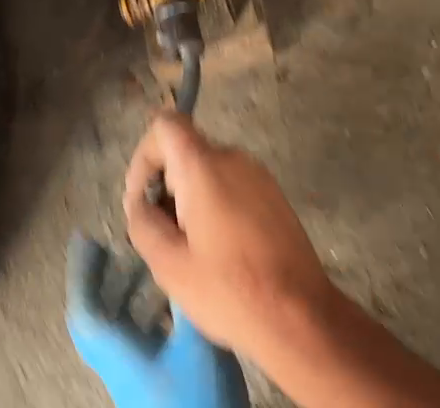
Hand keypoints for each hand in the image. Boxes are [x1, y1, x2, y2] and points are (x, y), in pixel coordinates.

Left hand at [64, 234, 249, 407]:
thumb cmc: (196, 396)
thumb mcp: (196, 339)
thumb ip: (186, 298)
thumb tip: (180, 255)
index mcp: (117, 352)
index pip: (84, 309)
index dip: (81, 270)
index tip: (83, 238)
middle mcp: (118, 364)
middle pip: (96, 318)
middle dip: (101, 278)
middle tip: (110, 247)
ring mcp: (133, 377)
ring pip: (118, 329)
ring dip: (126, 294)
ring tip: (146, 266)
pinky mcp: (150, 385)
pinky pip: (137, 340)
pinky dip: (146, 313)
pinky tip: (171, 302)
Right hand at [123, 113, 335, 358]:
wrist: (300, 315)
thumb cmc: (229, 290)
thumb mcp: (169, 265)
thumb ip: (143, 223)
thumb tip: (140, 203)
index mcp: (204, 167)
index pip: (166, 124)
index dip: (144, 156)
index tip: (142, 200)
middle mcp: (234, 158)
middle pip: (186, 151)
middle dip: (165, 187)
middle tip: (164, 237)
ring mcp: (259, 175)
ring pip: (208, 171)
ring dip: (189, 200)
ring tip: (191, 251)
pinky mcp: (274, 195)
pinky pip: (232, 185)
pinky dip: (214, 206)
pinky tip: (219, 251)